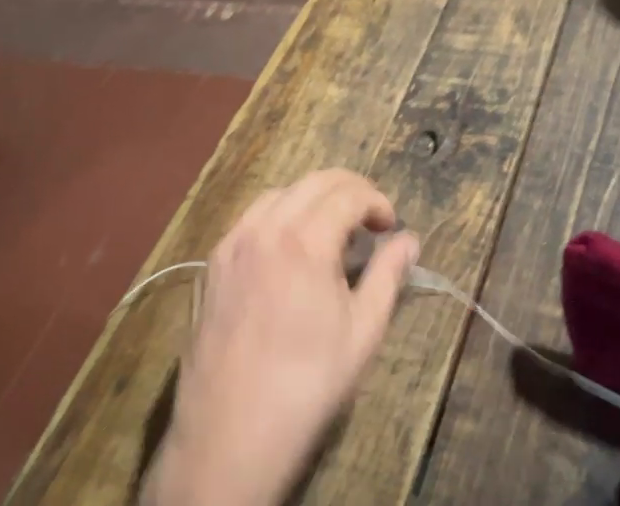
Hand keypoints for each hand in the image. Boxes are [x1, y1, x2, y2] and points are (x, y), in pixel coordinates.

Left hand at [145, 170, 419, 505]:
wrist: (229, 437)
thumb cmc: (307, 384)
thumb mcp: (363, 331)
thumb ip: (388, 275)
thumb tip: (409, 240)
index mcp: (304, 241)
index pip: (348, 193)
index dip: (377, 202)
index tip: (391, 227)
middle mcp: (264, 231)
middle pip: (312, 183)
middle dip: (349, 191)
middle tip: (370, 221)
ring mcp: (230, 248)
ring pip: (277, 196)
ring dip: (311, 200)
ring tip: (331, 233)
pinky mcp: (211, 269)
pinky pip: (249, 221)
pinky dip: (278, 218)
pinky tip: (289, 253)